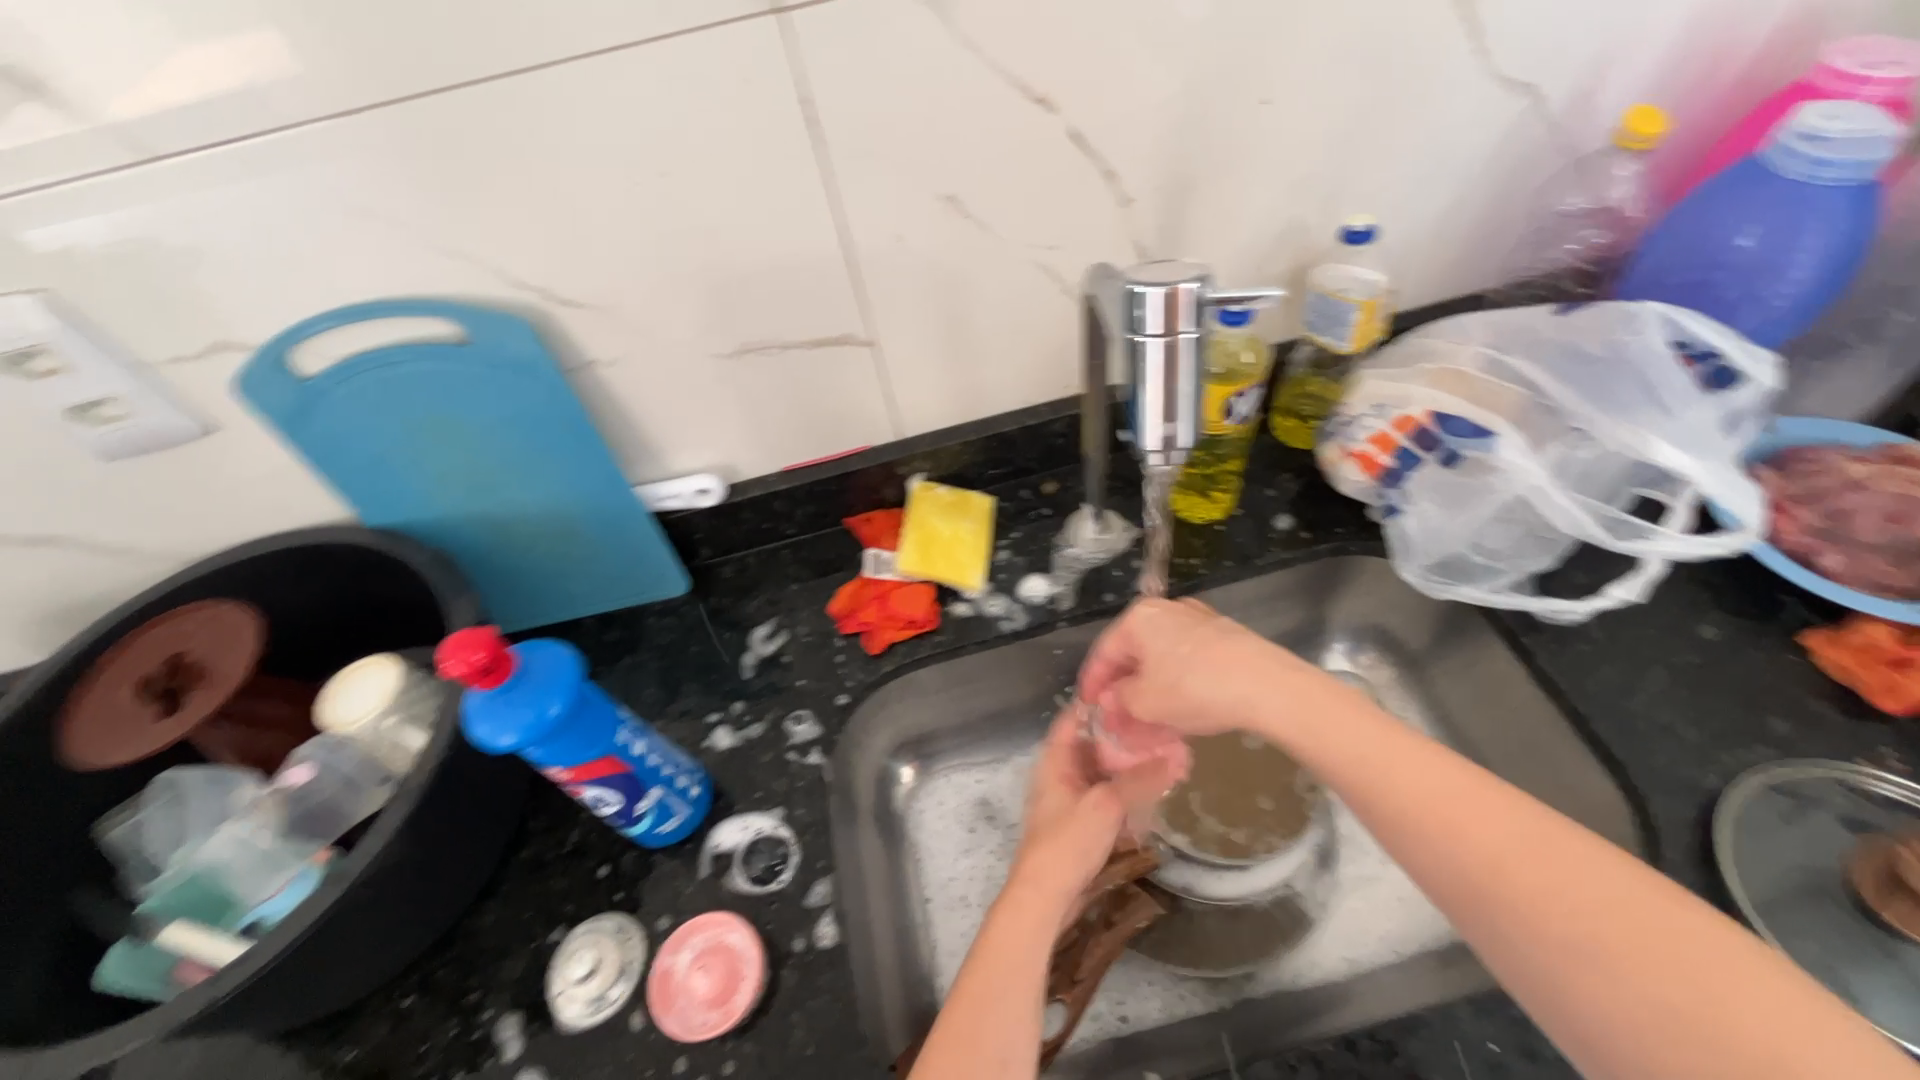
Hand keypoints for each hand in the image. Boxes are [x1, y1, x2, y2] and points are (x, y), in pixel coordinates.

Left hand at [1007, 706, 1178, 914]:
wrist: (1045, 897)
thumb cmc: (1068, 842)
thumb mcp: (1107, 805)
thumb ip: (1140, 780)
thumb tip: (1176, 758)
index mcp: (1054, 760)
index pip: (1074, 718)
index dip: (1099, 703)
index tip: (1133, 695)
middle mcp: (1059, 774)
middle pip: (1092, 746)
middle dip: (1124, 740)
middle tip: (1160, 731)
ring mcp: (1068, 800)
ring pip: (1101, 774)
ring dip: (1127, 770)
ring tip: (1163, 760)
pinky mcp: (1079, 825)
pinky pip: (1105, 800)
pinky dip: (1125, 796)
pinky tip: (1151, 797)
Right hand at [1078, 598, 1349, 740]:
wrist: (1268, 686)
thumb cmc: (1194, 689)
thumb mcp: (1145, 704)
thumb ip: (1118, 703)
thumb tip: (1110, 703)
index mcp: (1139, 618)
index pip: (1103, 653)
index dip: (1092, 685)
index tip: (1087, 708)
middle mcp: (1167, 610)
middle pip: (1134, 653)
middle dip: (1123, 689)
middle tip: (1117, 719)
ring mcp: (1199, 621)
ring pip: (1162, 659)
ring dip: (1150, 689)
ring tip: (1147, 721)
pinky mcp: (1224, 637)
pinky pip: (1187, 661)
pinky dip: (1176, 684)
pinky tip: (1179, 711)